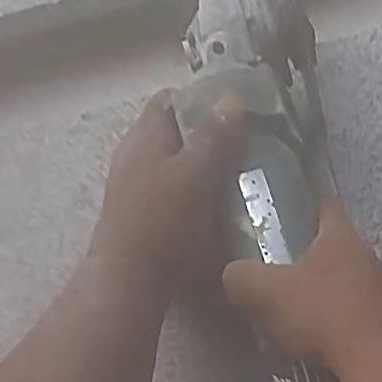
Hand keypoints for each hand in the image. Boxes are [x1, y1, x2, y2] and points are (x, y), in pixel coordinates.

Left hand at [87, 91, 244, 289]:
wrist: (133, 280)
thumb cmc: (164, 223)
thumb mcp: (195, 177)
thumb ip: (214, 140)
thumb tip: (232, 102)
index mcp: (146, 137)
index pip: (172, 102)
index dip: (203, 103)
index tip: (238, 119)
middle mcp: (137, 157)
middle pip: (177, 137)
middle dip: (210, 143)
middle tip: (248, 159)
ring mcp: (140, 190)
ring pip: (179, 169)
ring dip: (207, 176)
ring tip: (242, 191)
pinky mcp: (149, 220)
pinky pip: (179, 198)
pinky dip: (200, 201)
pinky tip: (221, 219)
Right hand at [221, 201, 381, 377]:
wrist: (378, 367)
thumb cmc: (324, 316)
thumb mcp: (266, 293)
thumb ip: (242, 278)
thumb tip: (234, 277)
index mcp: (342, 235)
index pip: (321, 204)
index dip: (299, 208)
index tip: (279, 220)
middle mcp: (369, 256)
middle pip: (334, 247)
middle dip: (308, 258)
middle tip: (280, 274)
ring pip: (347, 282)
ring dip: (326, 294)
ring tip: (299, 313)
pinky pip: (358, 313)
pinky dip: (341, 321)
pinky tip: (324, 339)